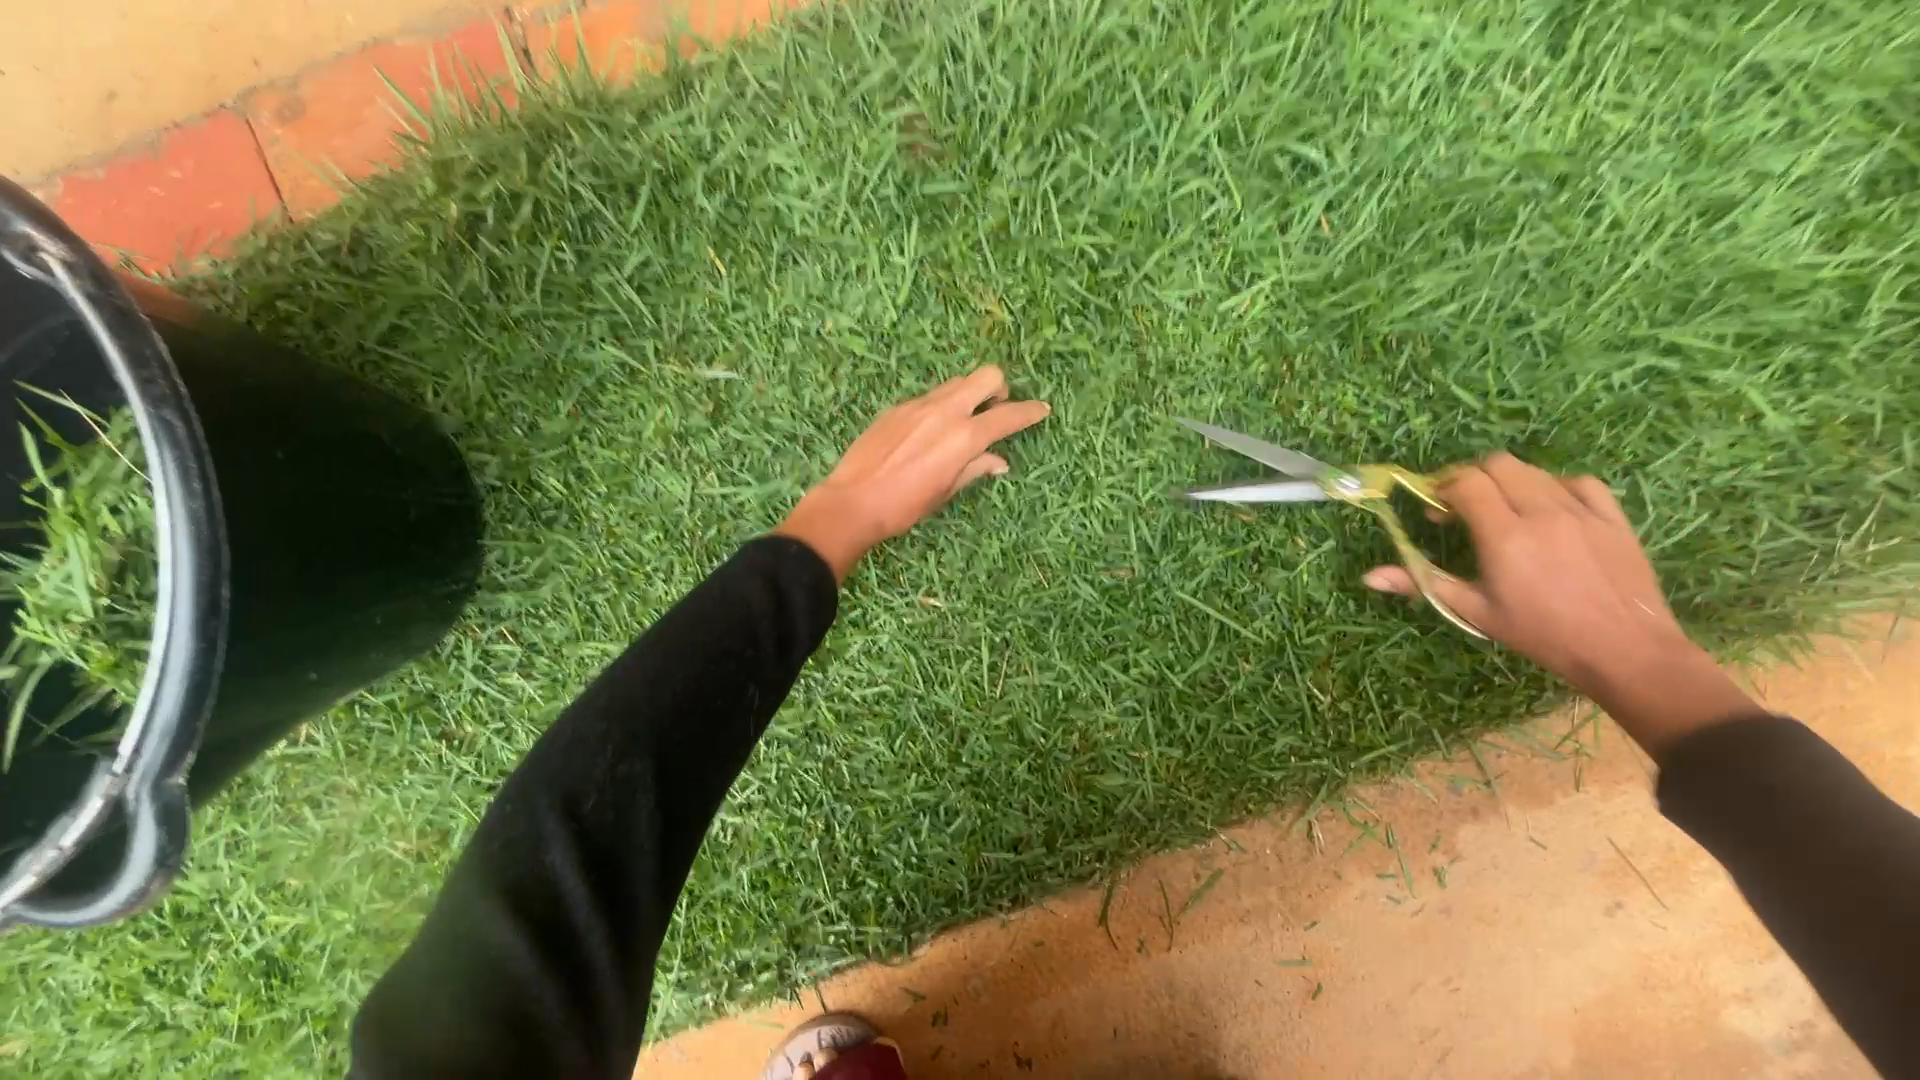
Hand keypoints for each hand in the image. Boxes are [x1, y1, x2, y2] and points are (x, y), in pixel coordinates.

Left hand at [775, 366, 1049, 580]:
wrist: (852, 502)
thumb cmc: (904, 506)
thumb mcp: (945, 491)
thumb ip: (975, 469)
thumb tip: (998, 461)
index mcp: (963, 436)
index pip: (1007, 416)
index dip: (1029, 412)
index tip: (1042, 409)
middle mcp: (944, 411)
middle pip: (986, 376)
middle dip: (1000, 388)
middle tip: (996, 410)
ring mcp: (918, 405)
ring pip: (957, 383)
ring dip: (970, 395)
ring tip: (964, 422)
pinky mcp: (897, 408)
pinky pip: (930, 397)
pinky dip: (942, 406)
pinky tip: (930, 433)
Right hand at [1363, 452, 1757, 758]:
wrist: (1623, 649)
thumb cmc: (1539, 633)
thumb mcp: (1474, 611)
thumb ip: (1422, 583)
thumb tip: (1369, 576)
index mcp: (1504, 536)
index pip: (1465, 484)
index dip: (1443, 490)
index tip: (1436, 513)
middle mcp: (1541, 513)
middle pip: (1498, 465)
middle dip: (1473, 478)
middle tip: (1464, 506)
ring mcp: (1581, 511)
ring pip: (1534, 471)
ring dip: (1509, 482)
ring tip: (1504, 510)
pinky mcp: (1612, 517)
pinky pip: (1579, 482)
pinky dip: (1555, 487)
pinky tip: (1549, 509)